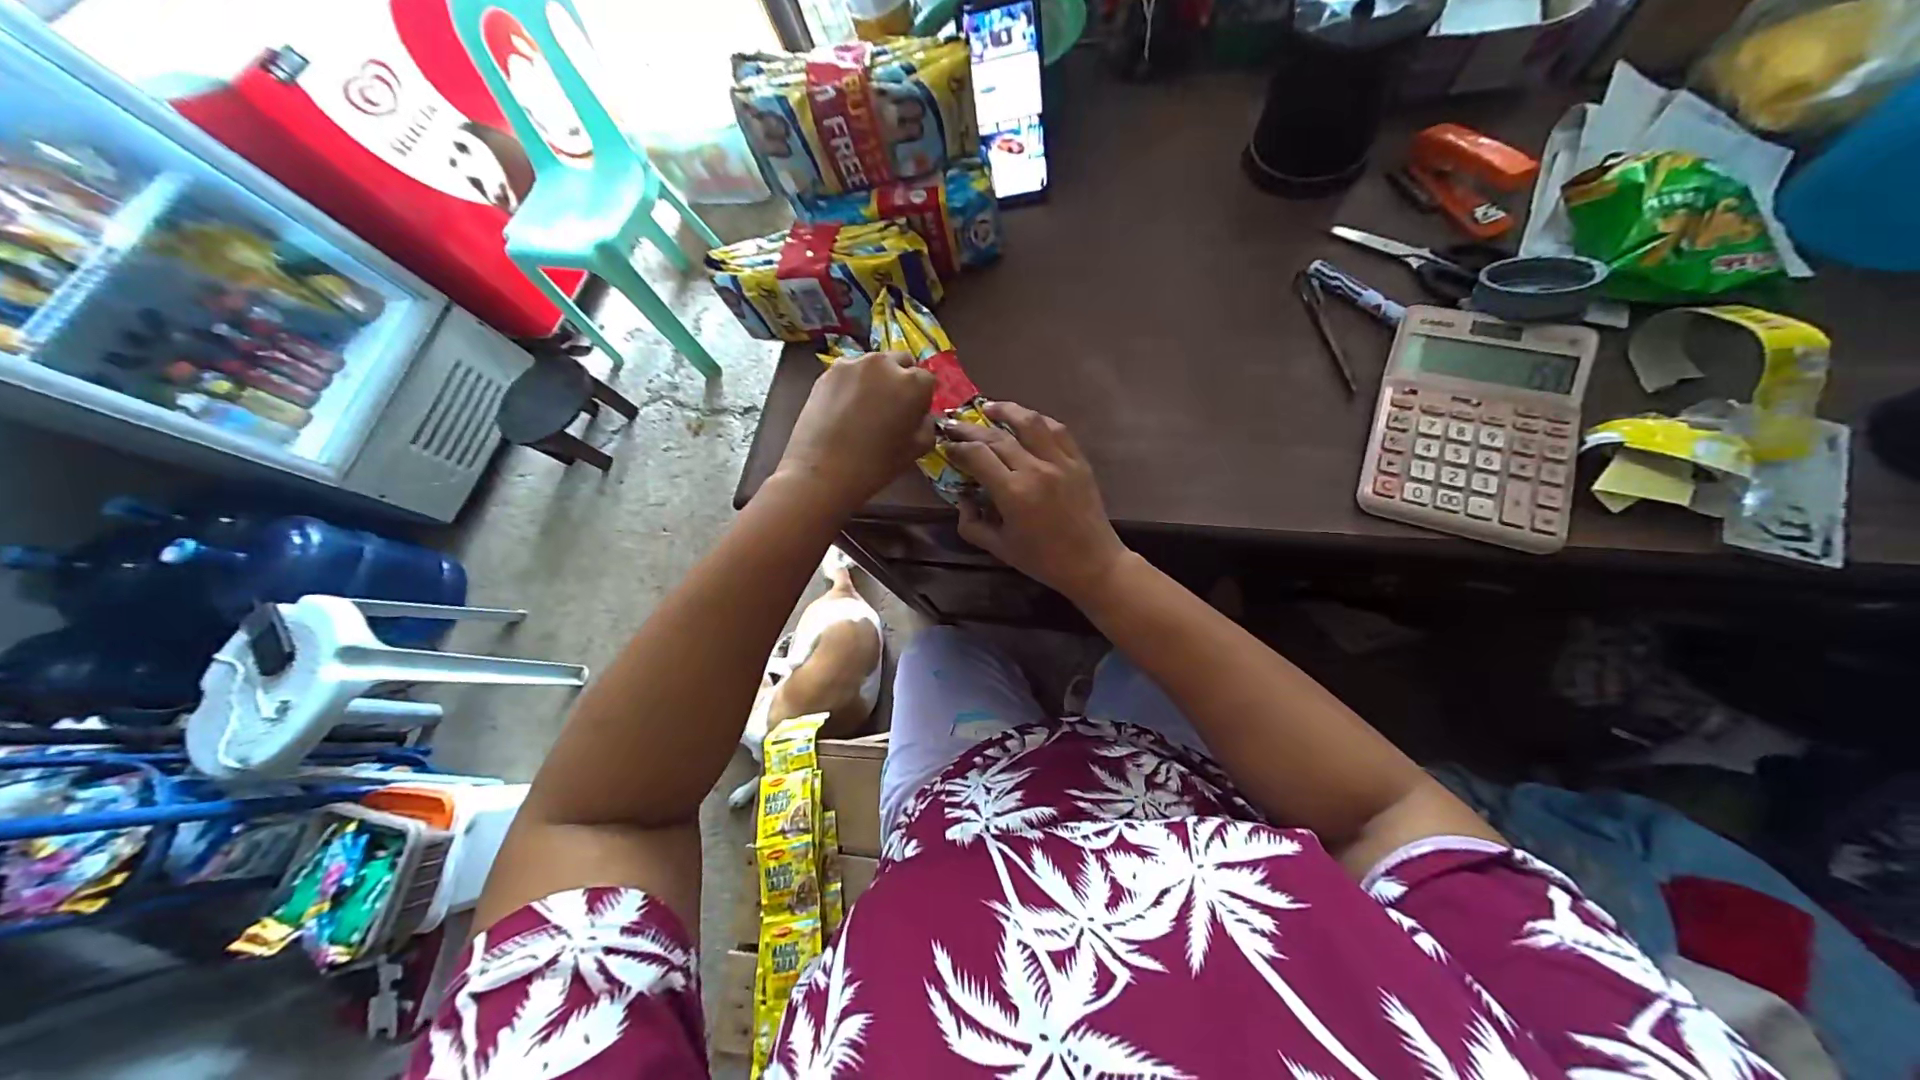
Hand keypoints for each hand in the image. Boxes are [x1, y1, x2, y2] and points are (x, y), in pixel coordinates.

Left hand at [775, 351, 935, 513]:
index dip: (922, 398)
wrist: (823, 471)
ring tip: (865, 407)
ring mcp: (854, 363)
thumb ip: (927, 424)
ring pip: (874, 365)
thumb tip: (921, 414)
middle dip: (900, 380)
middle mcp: (886, 364)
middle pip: (901, 363)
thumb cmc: (875, 465)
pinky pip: (850, 372)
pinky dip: (853, 383)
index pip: (927, 380)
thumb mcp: (917, 450)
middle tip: (890, 407)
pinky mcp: (829, 370)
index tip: (913, 414)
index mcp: (913, 383)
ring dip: (876, 379)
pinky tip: (845, 407)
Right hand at [940, 401, 1132, 600]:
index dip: (957, 447)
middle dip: (970, 428)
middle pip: (997, 437)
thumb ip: (971, 524)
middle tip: (954, 423)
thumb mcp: (998, 548)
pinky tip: (1025, 419)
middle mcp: (1036, 470)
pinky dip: (1038, 420)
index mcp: (1013, 493)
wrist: (1092, 563)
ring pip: (1030, 422)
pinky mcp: (1078, 461)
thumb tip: (962, 499)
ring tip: (988, 407)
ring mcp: (1060, 462)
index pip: (977, 456)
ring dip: (1006, 410)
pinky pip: (1057, 430)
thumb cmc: (1042, 560)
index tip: (946, 445)